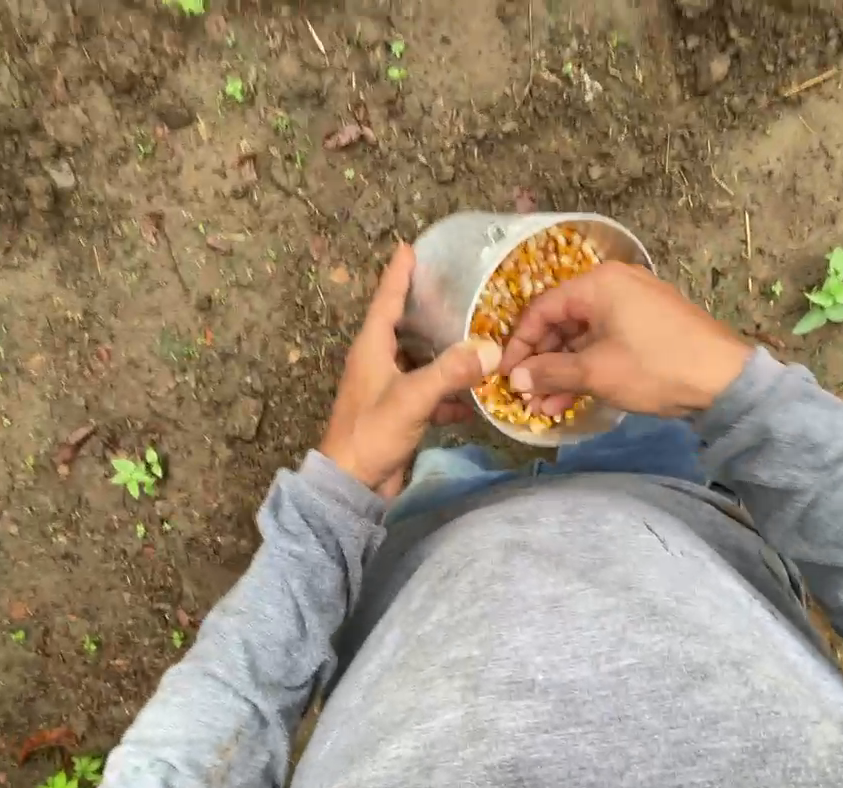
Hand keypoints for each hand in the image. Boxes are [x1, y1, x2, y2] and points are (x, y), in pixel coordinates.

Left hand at [319, 245, 499, 495]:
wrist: (352, 485)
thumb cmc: (372, 434)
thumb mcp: (412, 398)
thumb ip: (450, 372)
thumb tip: (490, 349)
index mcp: (371, 349)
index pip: (386, 301)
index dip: (399, 274)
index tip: (409, 247)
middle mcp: (378, 363)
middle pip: (405, 328)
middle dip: (429, 311)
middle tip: (458, 291)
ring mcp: (388, 391)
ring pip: (421, 363)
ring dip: (446, 356)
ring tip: (478, 341)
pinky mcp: (399, 416)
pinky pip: (428, 395)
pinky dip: (449, 395)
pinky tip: (474, 400)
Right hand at [498, 262, 749, 417]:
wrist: (723, 381)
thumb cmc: (654, 367)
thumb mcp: (595, 371)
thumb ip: (549, 373)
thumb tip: (514, 378)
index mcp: (598, 284)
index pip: (542, 309)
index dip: (519, 344)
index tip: (504, 375)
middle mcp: (614, 286)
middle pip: (561, 323)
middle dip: (540, 363)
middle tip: (524, 396)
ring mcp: (632, 306)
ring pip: (582, 338)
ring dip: (561, 373)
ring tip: (543, 407)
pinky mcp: (646, 328)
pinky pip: (603, 344)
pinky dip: (585, 369)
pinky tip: (569, 399)